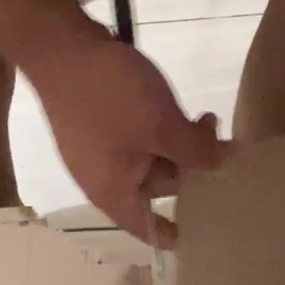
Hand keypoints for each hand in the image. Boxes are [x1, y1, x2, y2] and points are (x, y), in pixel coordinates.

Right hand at [26, 34, 223, 247]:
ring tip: (207, 119)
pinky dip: (161, 130)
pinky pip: (137, 137)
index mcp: (113, 191)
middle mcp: (104, 178)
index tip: (204, 236)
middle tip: (223, 145)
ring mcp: (100, 148)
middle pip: (155, 187)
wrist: (60, 47)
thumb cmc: (109, 96)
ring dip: (180, 143)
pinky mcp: (99, 123)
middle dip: (190, 169)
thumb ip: (196, 152)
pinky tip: (180, 109)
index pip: (146, 228)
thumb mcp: (162, 126)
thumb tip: (221, 166)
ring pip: (150, 157)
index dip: (174, 235)